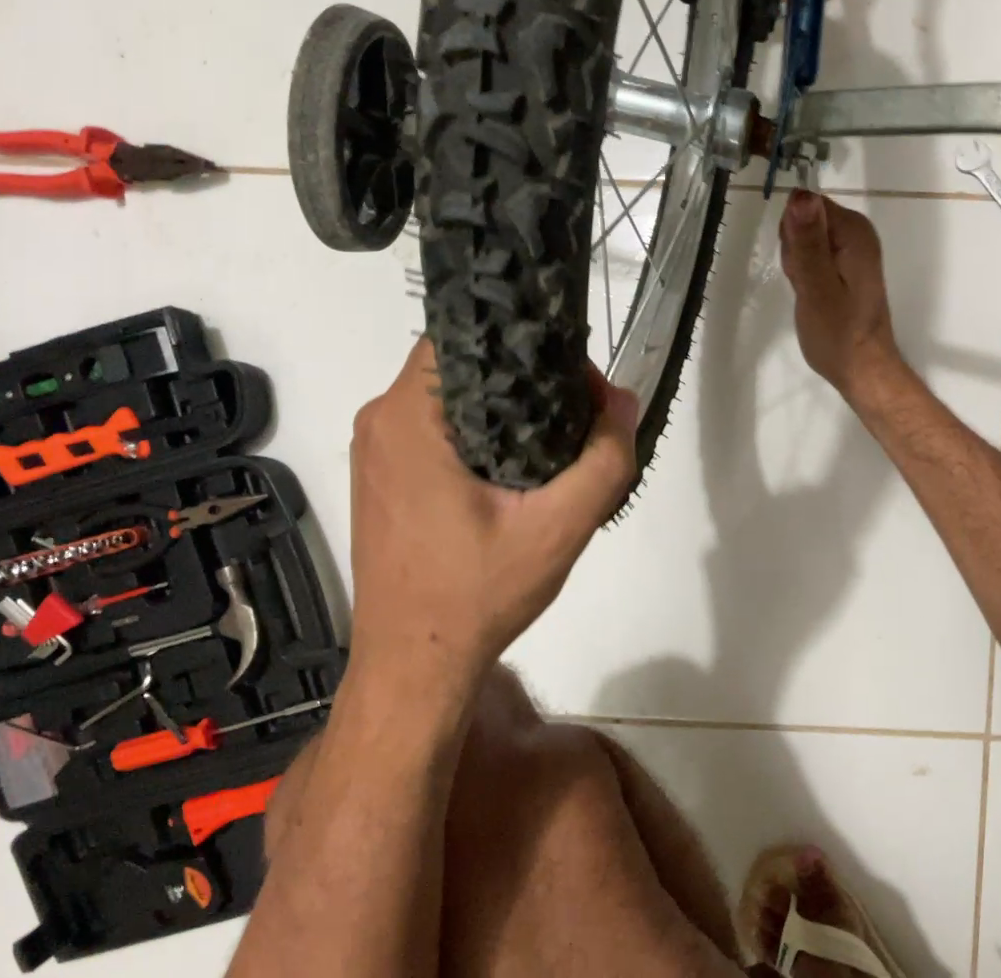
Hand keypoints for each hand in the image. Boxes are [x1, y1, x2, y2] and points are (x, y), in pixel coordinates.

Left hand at [348, 339, 639, 681]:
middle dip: (525, 378)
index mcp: (409, 418)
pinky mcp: (384, 480)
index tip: (576, 376)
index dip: (526, 343)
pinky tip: (521, 470)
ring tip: (559, 440)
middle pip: (462, 367)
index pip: (466, 337)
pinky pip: (438, 432)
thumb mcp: (559, 528)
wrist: (416, 663)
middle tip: (580, 411)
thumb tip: (624, 402)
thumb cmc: (478, 593)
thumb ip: (604, 461)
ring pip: (452, 400)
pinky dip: (482, 435)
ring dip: (506, 408)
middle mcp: (382, 422)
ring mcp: (376, 453)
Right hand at [780, 190, 902, 398]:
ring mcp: (853, 251)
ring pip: (805, 241)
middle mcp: (858, 233)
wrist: (863, 369)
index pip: (805, 205)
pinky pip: (814, 258)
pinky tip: (814, 298)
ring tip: (811, 295)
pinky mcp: (847, 267)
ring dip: (799, 268)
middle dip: (795, 253)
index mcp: (854, 232)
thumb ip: (807, 242)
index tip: (799, 268)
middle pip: (804, 221)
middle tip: (806, 286)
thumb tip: (801, 195)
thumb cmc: (838, 334)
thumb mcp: (816, 288)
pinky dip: (807, 277)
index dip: (793, 236)